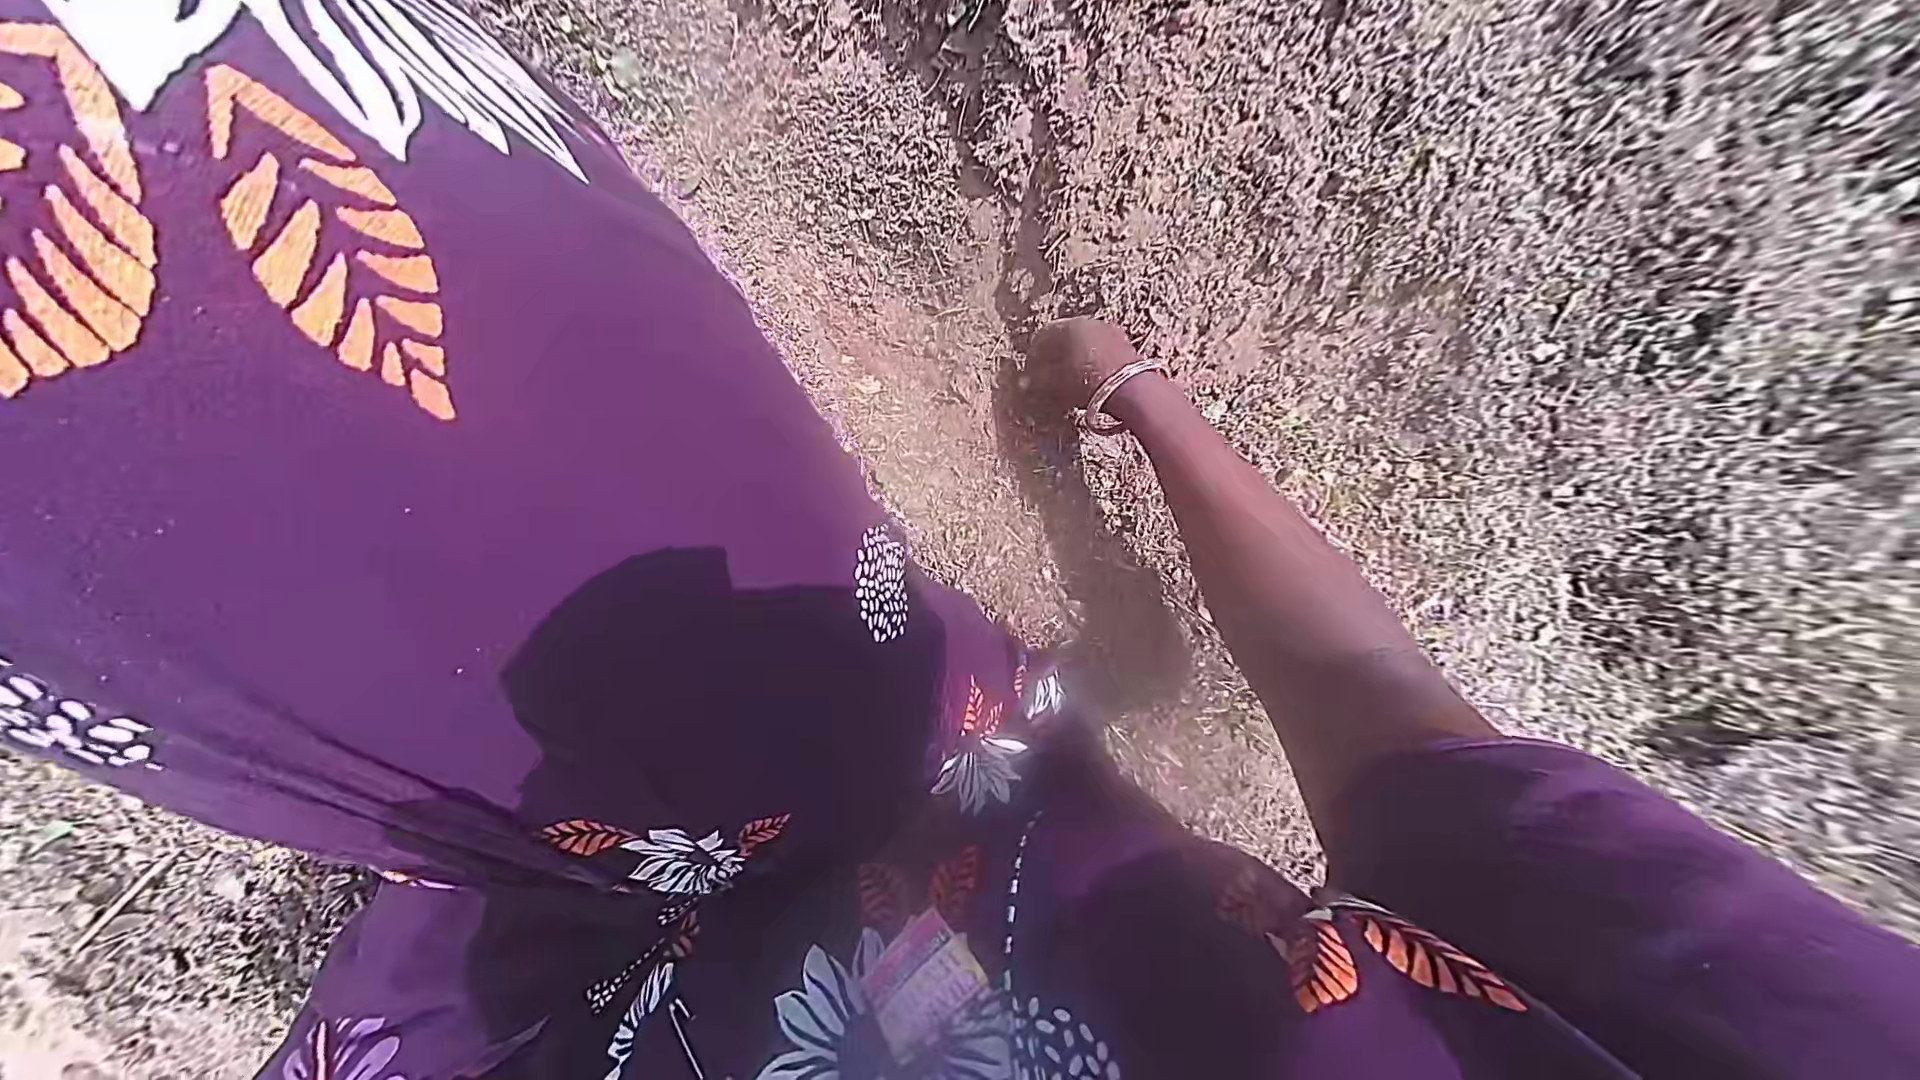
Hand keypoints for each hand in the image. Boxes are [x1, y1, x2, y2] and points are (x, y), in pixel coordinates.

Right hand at [1026, 317, 1145, 415]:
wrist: (1130, 389)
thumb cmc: (1085, 383)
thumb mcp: (1055, 385)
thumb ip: (1037, 381)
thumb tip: (1023, 382)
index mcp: (1068, 327)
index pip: (1043, 336)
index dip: (1034, 355)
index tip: (1030, 370)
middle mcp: (1088, 322)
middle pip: (1065, 338)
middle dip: (1055, 355)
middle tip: (1048, 374)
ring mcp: (1109, 331)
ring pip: (1085, 343)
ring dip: (1075, 357)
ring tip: (1070, 378)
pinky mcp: (1125, 344)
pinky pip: (1101, 350)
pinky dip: (1092, 361)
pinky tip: (1090, 378)